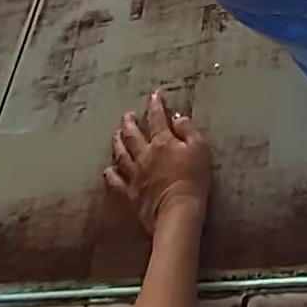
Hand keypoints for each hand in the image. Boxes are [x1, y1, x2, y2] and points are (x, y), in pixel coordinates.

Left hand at [105, 90, 210, 234]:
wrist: (177, 212)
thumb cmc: (193, 178)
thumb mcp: (199, 148)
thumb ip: (188, 130)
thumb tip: (177, 117)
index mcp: (162, 142)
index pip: (157, 118)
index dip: (156, 105)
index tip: (154, 95)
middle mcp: (144, 155)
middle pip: (133, 135)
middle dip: (130, 123)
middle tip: (127, 115)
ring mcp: (134, 175)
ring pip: (121, 155)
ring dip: (117, 143)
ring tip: (115, 134)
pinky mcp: (130, 194)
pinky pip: (116, 182)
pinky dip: (110, 175)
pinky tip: (107, 170)